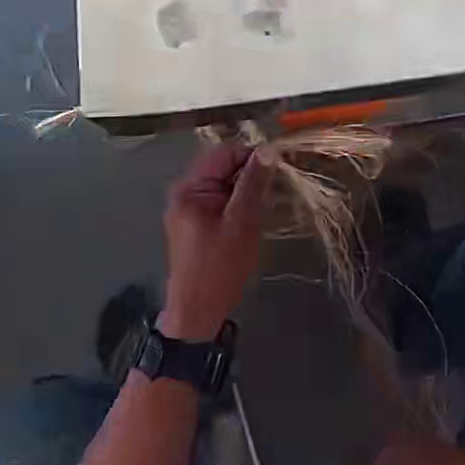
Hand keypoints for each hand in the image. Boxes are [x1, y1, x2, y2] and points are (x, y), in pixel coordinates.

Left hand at [160, 143, 273, 340]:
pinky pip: (221, 198)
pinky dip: (239, 200)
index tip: (280, 163)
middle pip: (223, 167)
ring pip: (225, 182)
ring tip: (270, 198)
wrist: (198, 314)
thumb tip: (268, 149)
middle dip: (250, 172)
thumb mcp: (241, 222)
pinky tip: (255, 212)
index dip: (252, 155)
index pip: (224, 154)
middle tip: (278, 182)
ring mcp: (189, 207)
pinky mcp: (197, 221)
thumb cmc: (219, 268)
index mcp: (189, 188)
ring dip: (247, 187)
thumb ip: (253, 184)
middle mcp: (185, 192)